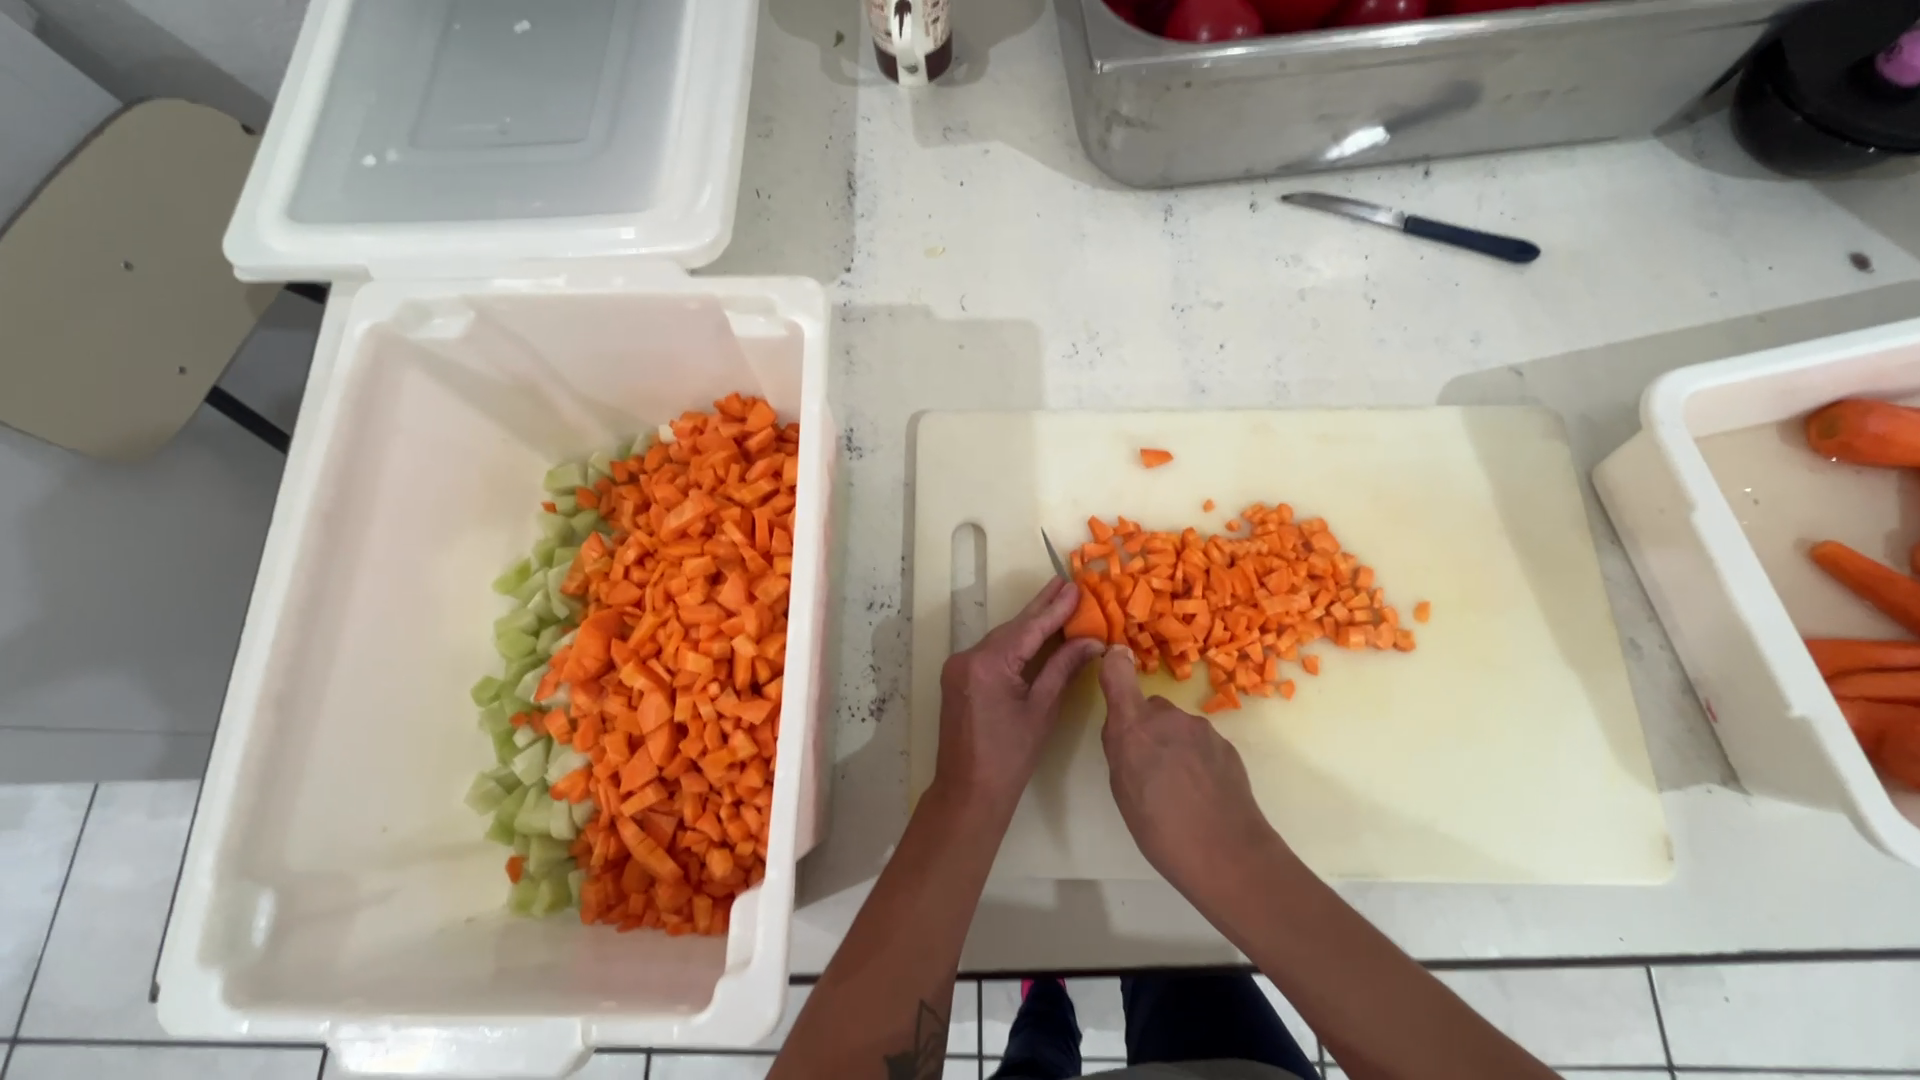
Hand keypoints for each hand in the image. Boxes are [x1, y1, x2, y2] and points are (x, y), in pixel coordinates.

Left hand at [935, 577, 1106, 813]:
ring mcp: (959, 666)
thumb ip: (1063, 669)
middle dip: (1041, 609)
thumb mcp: (1042, 709)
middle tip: (1065, 584)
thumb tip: (1091, 641)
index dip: (1055, 608)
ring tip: (1056, 602)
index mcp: (989, 664)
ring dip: (1028, 624)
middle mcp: (968, 657)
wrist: (969, 790)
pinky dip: (1014, 643)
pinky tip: (1034, 633)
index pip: (1029, 628)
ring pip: (1001, 638)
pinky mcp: (958, 677)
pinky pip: (991, 652)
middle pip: (1012, 628)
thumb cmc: (1010, 756)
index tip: (1075, 587)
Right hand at [1097, 647, 1283, 891]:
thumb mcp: (1122, 789)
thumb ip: (1121, 749)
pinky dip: (1196, 759)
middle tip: (1148, 768)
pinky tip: (1200, 792)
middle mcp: (1168, 718)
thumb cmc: (1158, 828)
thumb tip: (1125, 731)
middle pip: (1151, 709)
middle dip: (1147, 728)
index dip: (1114, 663)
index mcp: (1133, 727)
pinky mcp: (1226, 745)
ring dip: (1174, 746)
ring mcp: (1201, 729)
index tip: (1114, 660)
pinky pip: (1201, 743)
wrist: (1225, 853)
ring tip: (1177, 788)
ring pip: (1178, 727)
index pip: (1118, 673)